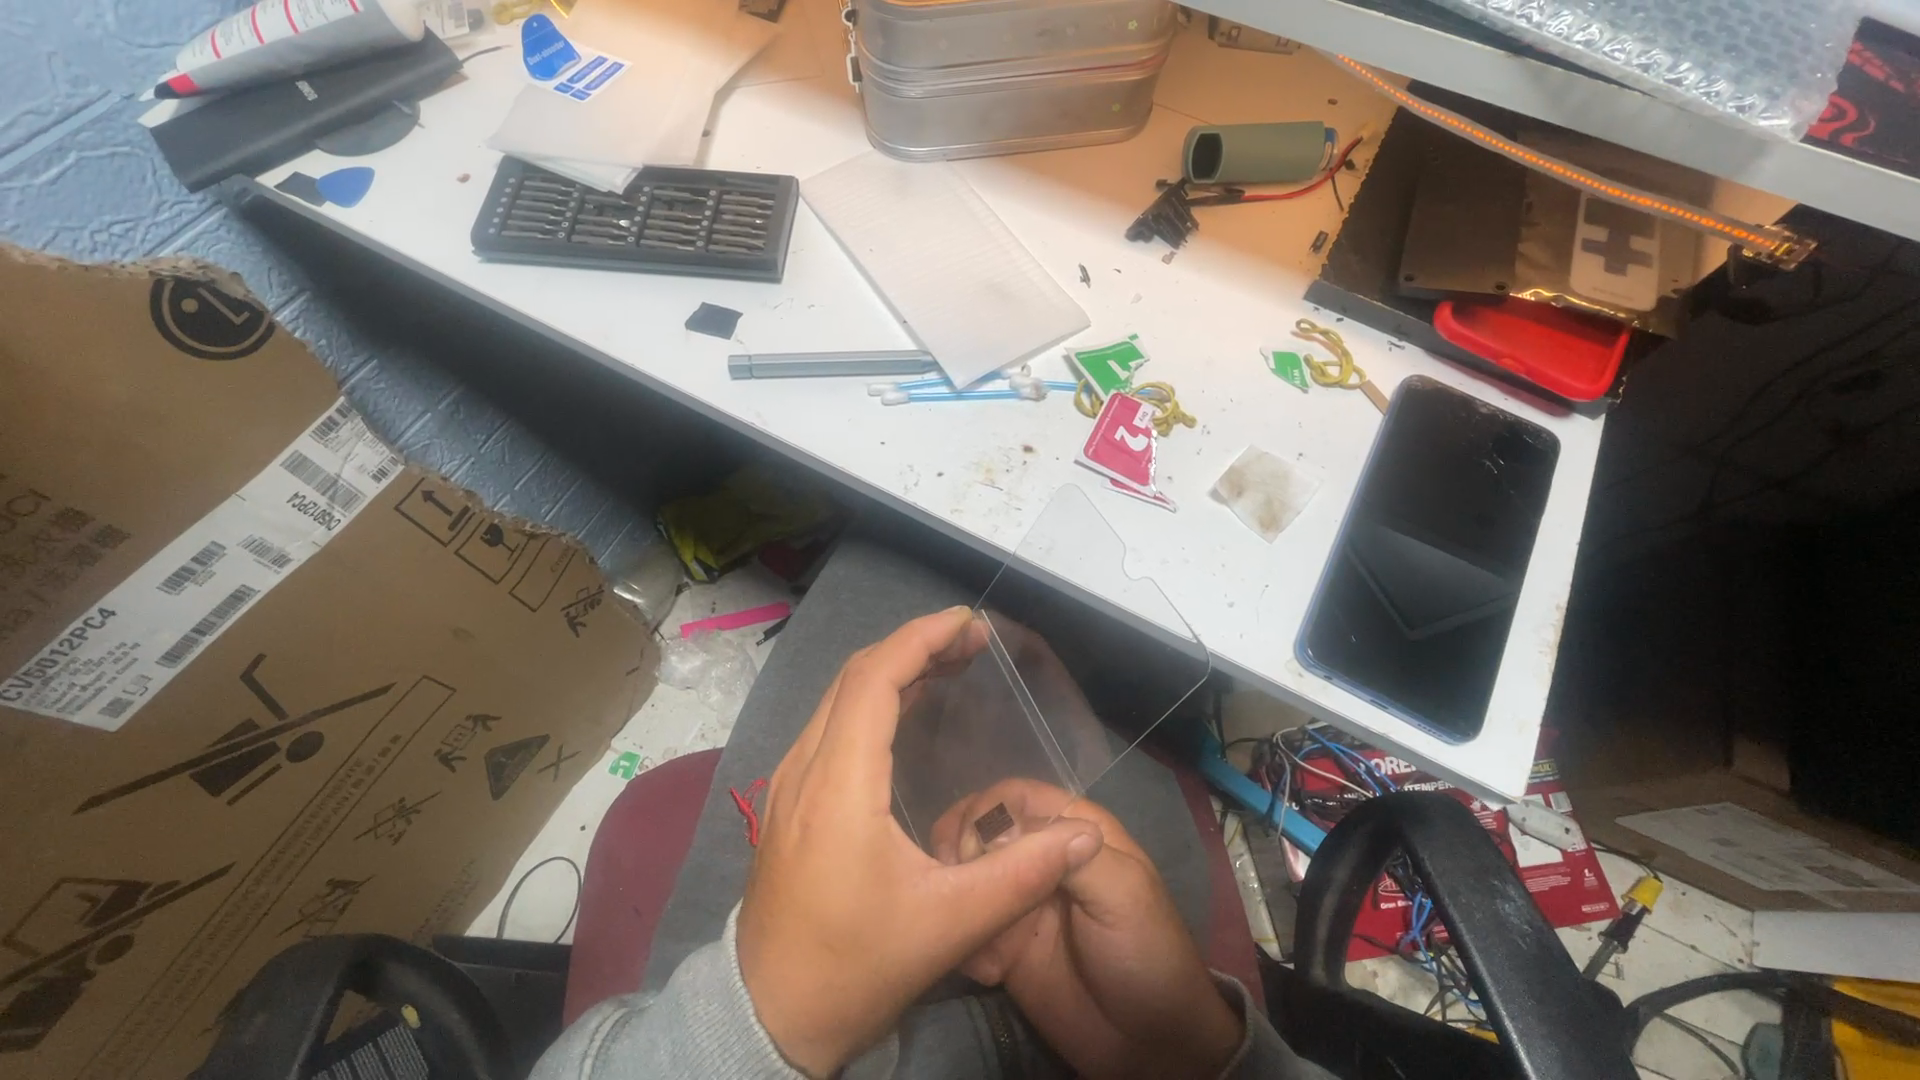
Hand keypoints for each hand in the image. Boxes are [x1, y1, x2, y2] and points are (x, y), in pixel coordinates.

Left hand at [736, 608, 1106, 1076]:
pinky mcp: (790, 801)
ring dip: (892, 670)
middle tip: (971, 642)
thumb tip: (1084, 833)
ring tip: (949, 666)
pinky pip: (832, 725)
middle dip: (914, 646)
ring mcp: (790, 783)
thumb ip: (1022, 874)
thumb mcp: (949, 924)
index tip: (968, 623)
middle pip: (856, 677)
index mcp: (840, 783)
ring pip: (839, 699)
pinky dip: (872, 701)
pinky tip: (907, 715)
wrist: (769, 1016)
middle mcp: (806, 767)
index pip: (875, 679)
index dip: (922, 639)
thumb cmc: (855, 965)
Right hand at [933, 781, 1244, 1079]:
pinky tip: (985, 970)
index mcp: (1070, 829)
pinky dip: (963, 941)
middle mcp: (1036, 854)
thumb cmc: (1147, 953)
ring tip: (968, 929)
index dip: (985, 815)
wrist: (1149, 1043)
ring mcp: (1016, 898)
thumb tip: (1003, 831)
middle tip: (964, 890)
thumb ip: (1070, 854)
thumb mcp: (1123, 893)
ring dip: (958, 896)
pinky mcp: (1000, 942)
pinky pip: (965, 923)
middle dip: (962, 853)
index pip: (1011, 796)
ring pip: (964, 872)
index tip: (976, 851)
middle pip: (977, 827)